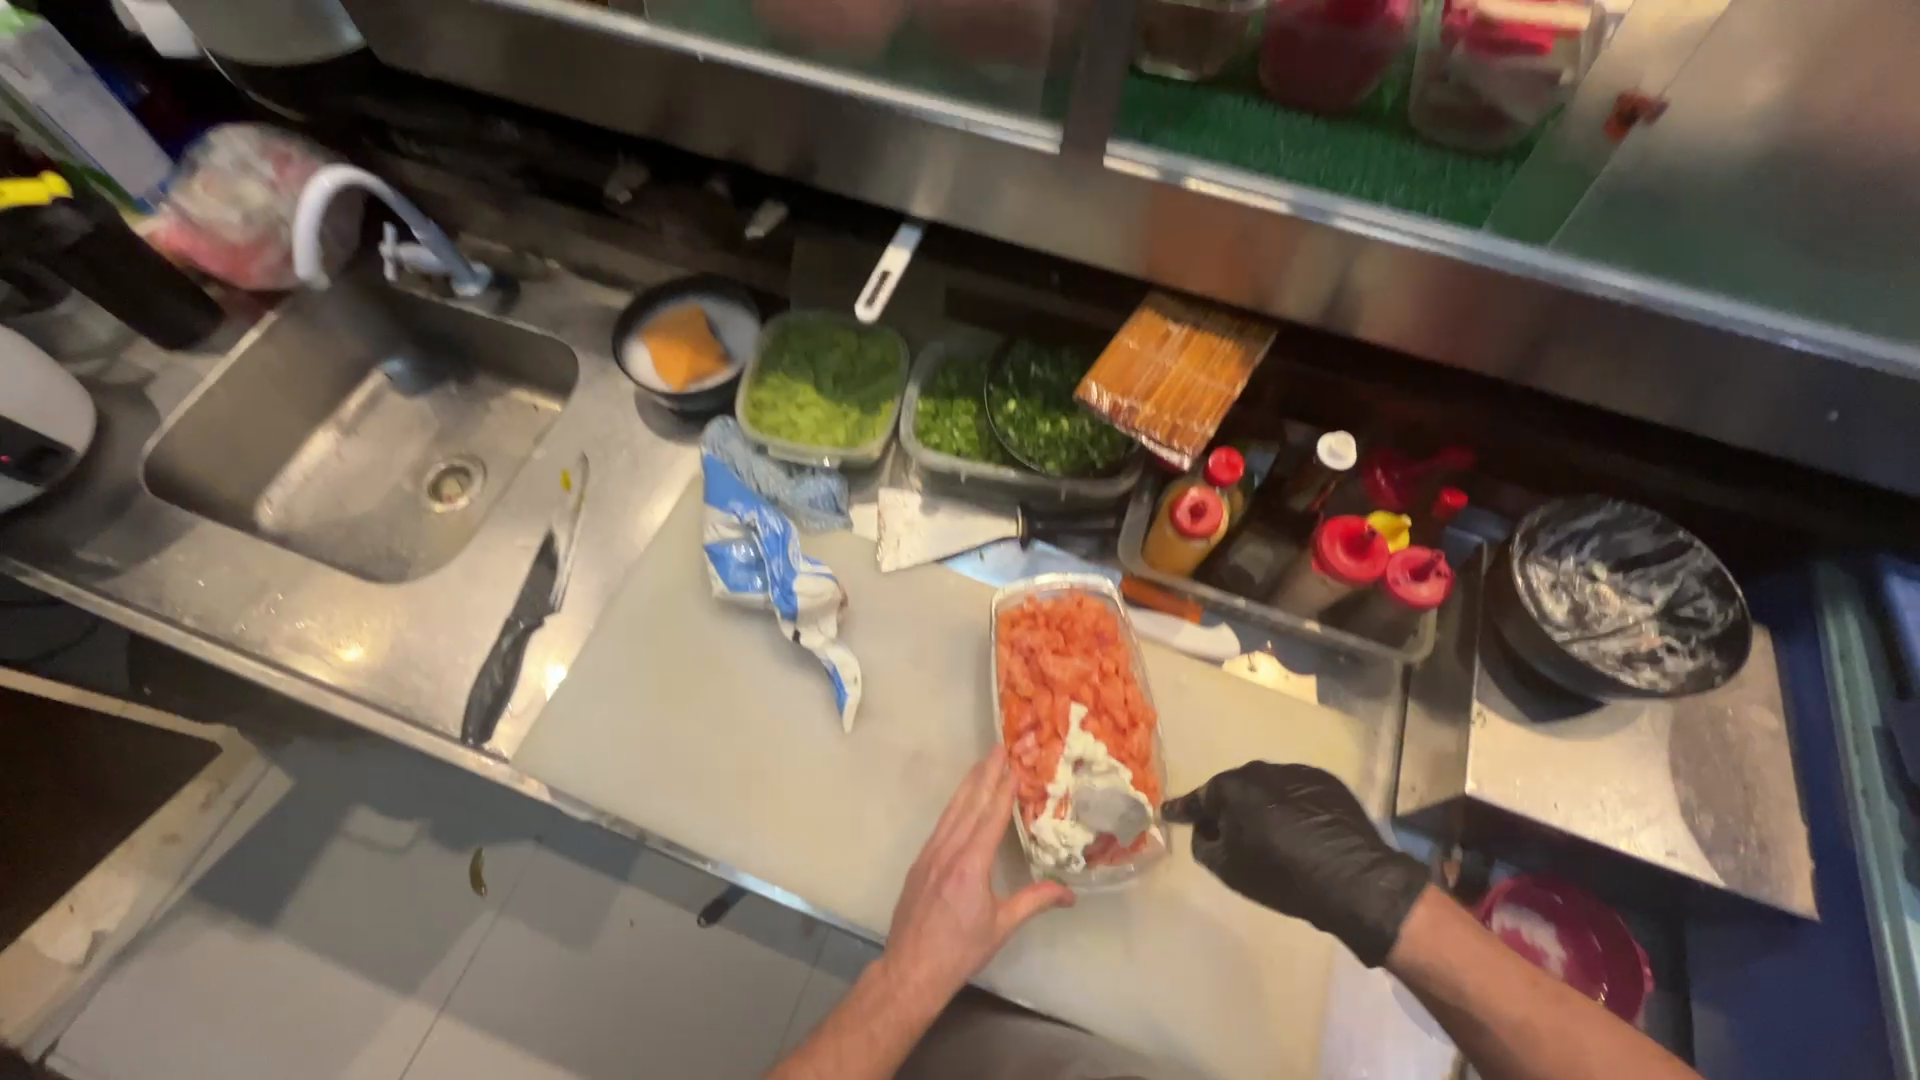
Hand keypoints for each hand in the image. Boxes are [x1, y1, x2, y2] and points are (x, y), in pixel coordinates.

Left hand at [881, 746, 1074, 1004]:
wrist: (910, 969)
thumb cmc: (960, 950)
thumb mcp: (1001, 927)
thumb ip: (1035, 902)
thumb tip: (1070, 894)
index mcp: (971, 864)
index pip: (991, 817)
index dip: (1003, 789)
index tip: (1013, 764)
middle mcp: (948, 851)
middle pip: (970, 804)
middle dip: (985, 774)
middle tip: (998, 748)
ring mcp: (930, 854)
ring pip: (952, 810)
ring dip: (968, 784)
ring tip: (981, 762)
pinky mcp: (920, 862)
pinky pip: (941, 825)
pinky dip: (954, 806)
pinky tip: (961, 799)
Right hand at [1163, 762, 1427, 966]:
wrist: (1353, 880)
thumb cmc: (1280, 875)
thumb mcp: (1228, 868)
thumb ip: (1204, 844)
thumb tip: (1205, 831)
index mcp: (1232, 788)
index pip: (1199, 799)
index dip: (1182, 810)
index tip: (1169, 813)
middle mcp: (1261, 771)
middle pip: (1236, 791)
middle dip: (1230, 810)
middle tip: (1231, 835)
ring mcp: (1297, 773)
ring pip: (1268, 791)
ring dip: (1264, 808)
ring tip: (1273, 837)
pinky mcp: (1328, 783)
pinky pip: (1298, 795)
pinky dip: (1294, 809)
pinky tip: (1302, 833)